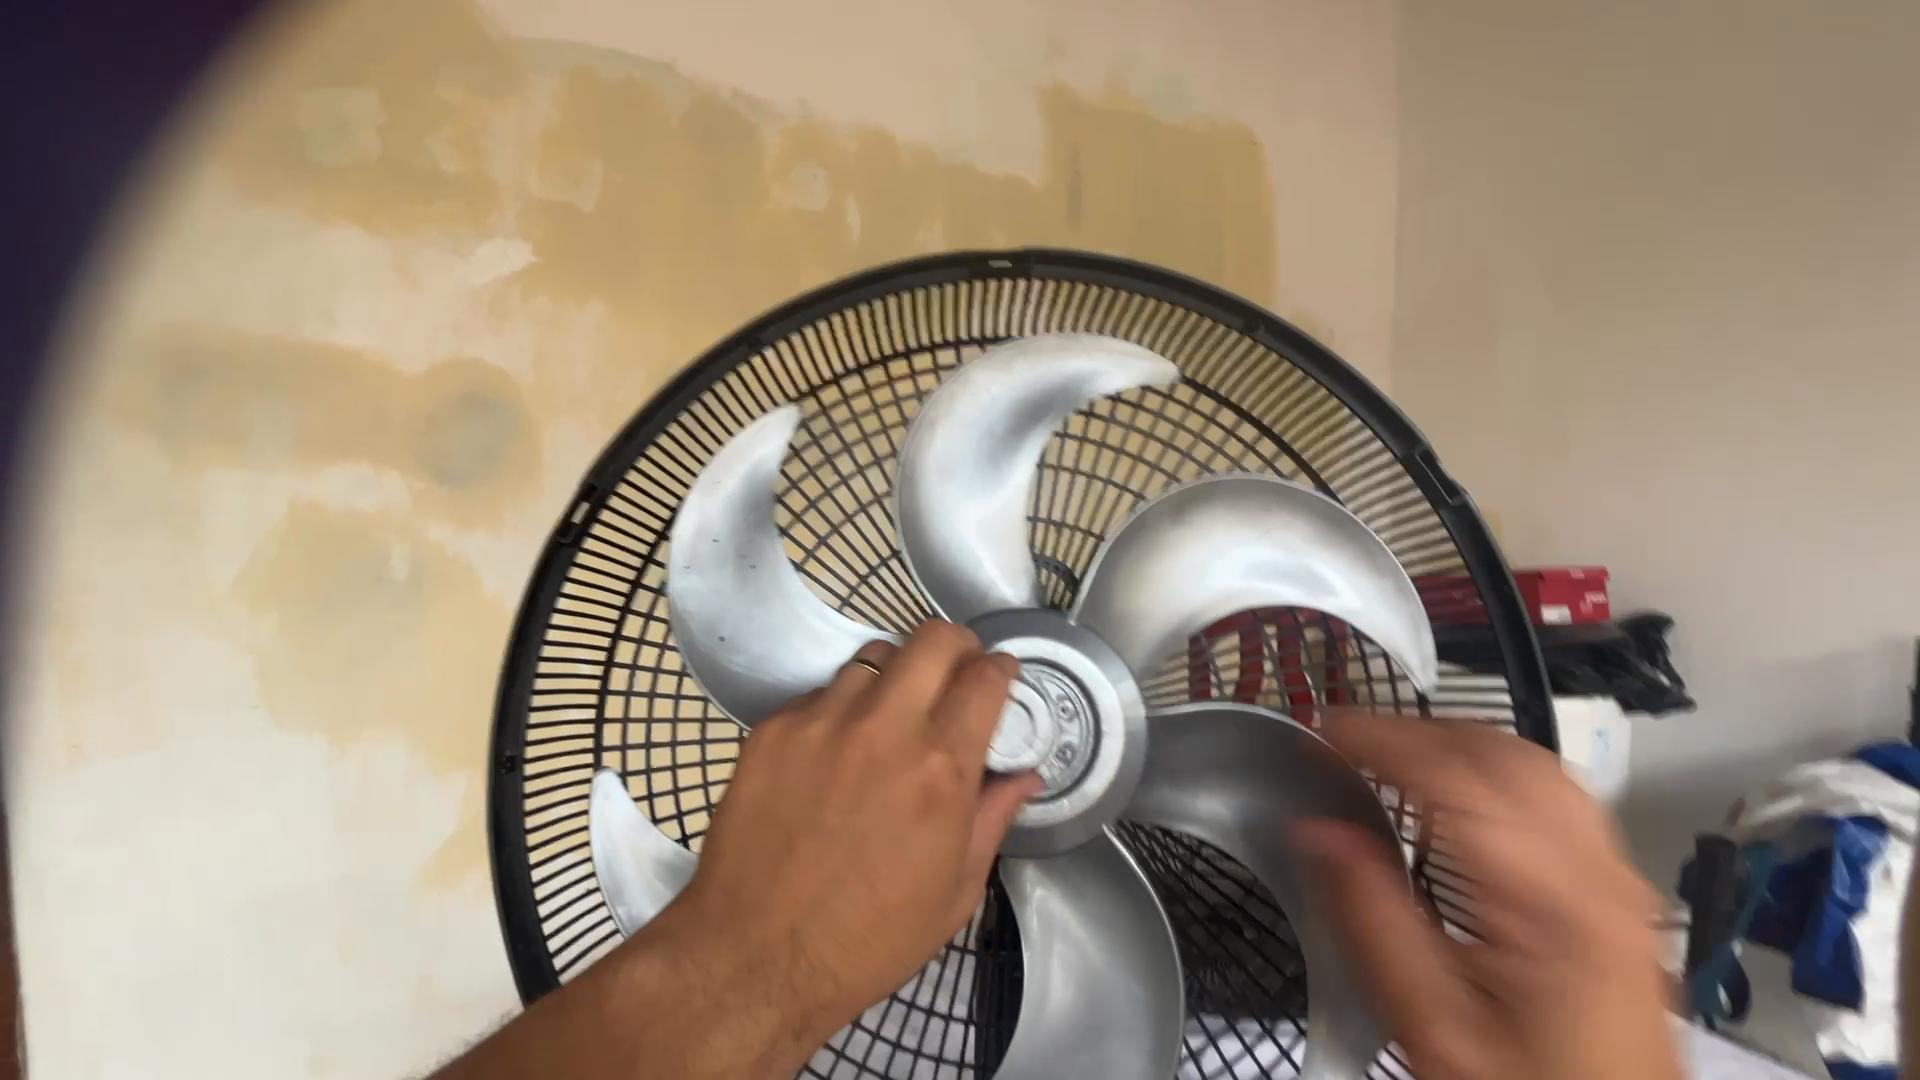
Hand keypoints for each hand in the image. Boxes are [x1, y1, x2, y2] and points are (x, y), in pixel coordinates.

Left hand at [642, 620, 1040, 1069]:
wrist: (755, 957)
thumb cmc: (869, 937)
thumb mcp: (956, 891)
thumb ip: (994, 817)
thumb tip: (1024, 775)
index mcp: (941, 768)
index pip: (985, 678)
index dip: (1002, 668)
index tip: (1001, 675)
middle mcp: (884, 727)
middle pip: (934, 638)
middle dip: (957, 647)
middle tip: (956, 675)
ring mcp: (822, 721)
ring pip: (875, 656)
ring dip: (896, 676)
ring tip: (890, 716)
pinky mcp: (774, 728)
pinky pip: (822, 692)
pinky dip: (842, 708)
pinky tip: (835, 751)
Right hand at [1295, 712, 1680, 1079]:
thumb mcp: (1429, 1020)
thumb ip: (1370, 917)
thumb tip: (1314, 829)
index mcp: (1548, 902)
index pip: (1456, 778)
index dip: (1383, 739)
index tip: (1324, 728)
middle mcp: (1596, 876)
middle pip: (1505, 755)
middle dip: (1417, 730)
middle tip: (1350, 738)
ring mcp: (1616, 882)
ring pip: (1537, 763)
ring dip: (1457, 740)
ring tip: (1394, 751)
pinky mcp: (1617, 894)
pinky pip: (1559, 793)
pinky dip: (1496, 765)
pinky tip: (1459, 786)